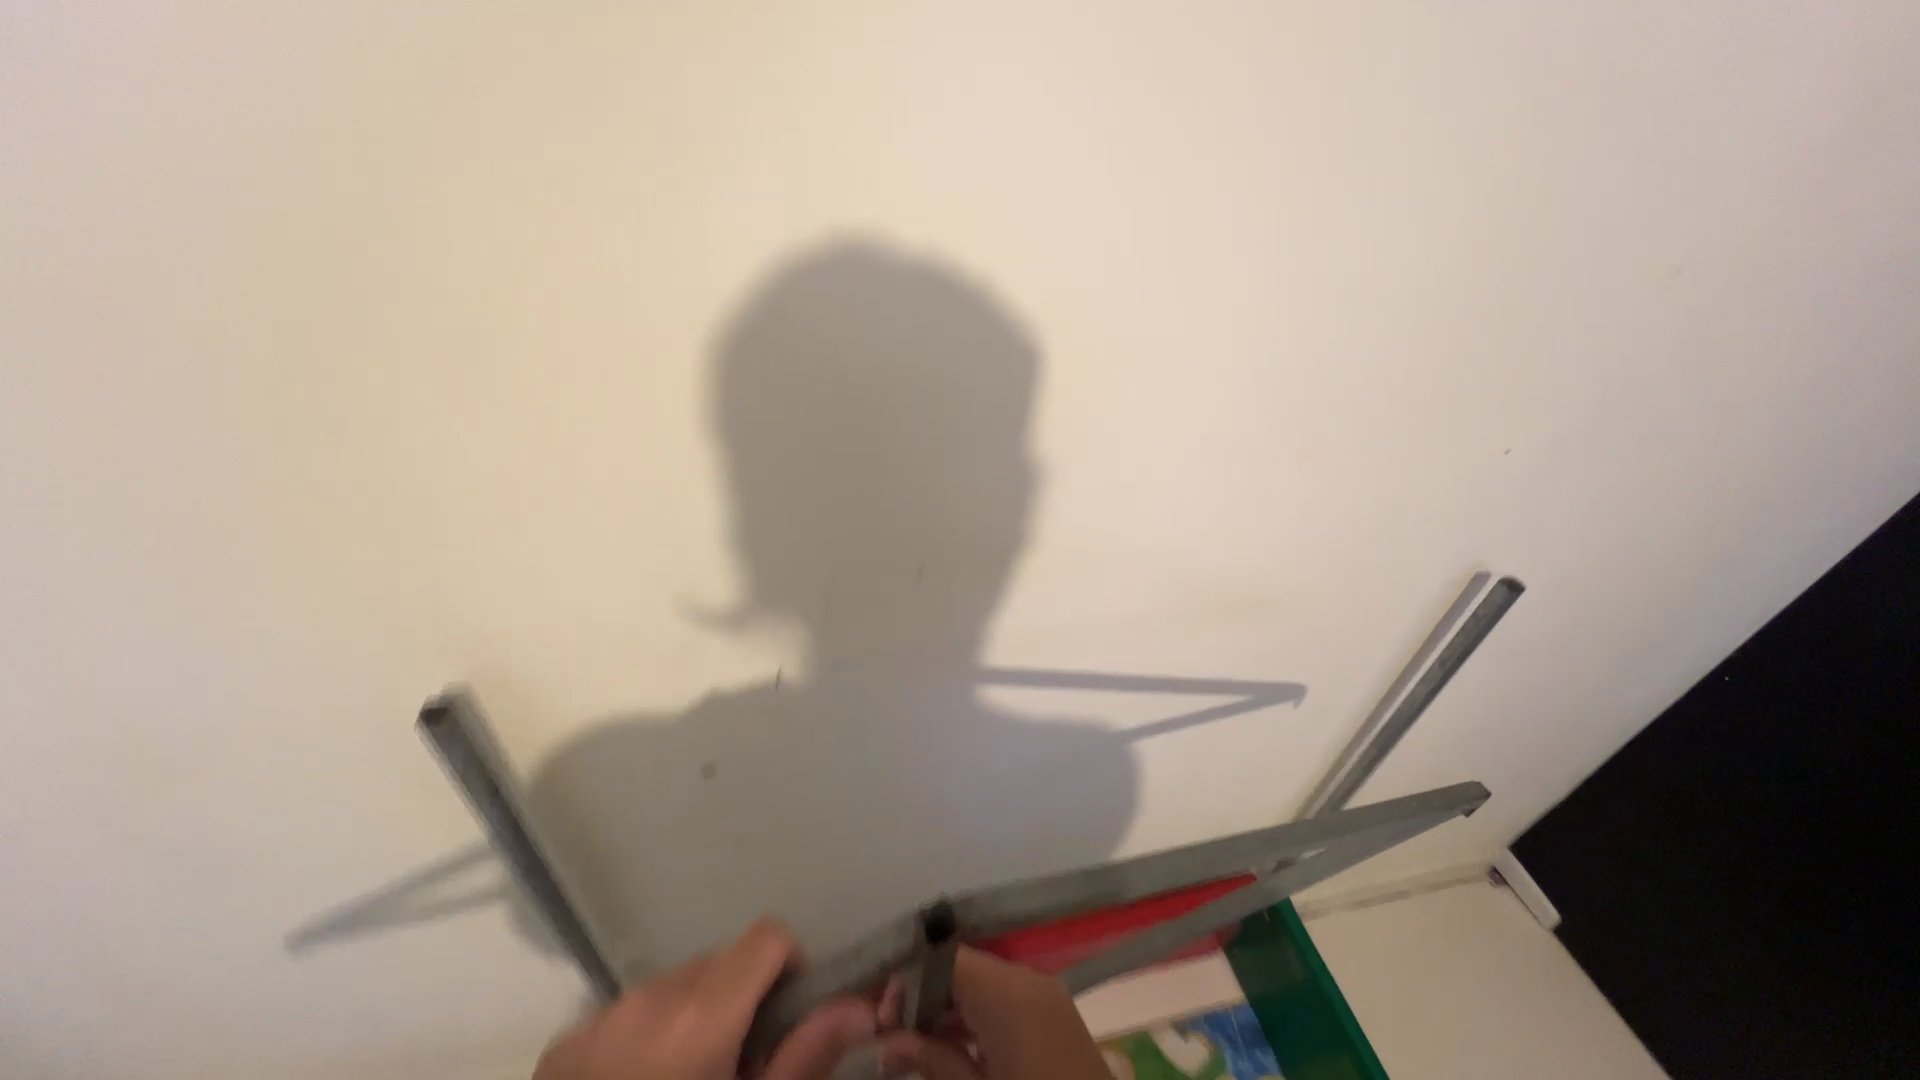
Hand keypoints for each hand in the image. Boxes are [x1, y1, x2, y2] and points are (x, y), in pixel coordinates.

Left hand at [534, 917, 875, 1079]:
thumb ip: (806, 1056)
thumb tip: (859, 1007)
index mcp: (703, 1012)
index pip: (767, 936)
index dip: (790, 965)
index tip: (789, 1016)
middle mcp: (652, 997)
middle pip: (721, 962)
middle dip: (743, 999)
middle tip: (741, 1066)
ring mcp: (603, 1017)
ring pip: (675, 987)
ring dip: (695, 1017)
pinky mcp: (566, 1042)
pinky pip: (627, 1013)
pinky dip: (648, 1036)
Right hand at [881, 948, 1108, 1079]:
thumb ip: (932, 1062)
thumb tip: (887, 1040)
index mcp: (1006, 990)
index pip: (942, 957)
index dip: (906, 981)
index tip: (880, 1018)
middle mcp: (1026, 979)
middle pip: (960, 969)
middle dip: (923, 998)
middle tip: (889, 1038)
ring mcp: (1045, 995)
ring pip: (980, 986)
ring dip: (947, 1011)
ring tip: (915, 1052)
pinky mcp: (1055, 1015)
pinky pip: (1004, 1002)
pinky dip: (976, 1020)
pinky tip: (953, 1053)